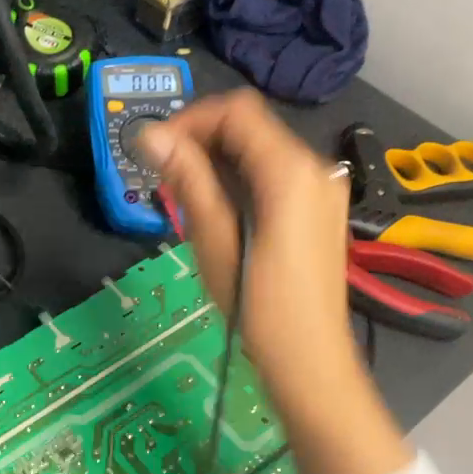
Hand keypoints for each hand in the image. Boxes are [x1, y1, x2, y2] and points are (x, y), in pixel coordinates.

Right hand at [137, 90, 411, 473]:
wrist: (310, 361)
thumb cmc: (258, 304)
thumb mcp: (215, 239)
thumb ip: (188, 179)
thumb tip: (150, 135)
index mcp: (292, 171)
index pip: (236, 112)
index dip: (190, 121)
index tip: (155, 150)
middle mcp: (315, 169)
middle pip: (249, 127)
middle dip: (200, 140)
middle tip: (161, 175)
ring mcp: (322, 190)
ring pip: (259, 150)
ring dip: (216, 160)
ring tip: (180, 194)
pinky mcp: (318, 211)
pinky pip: (273, 175)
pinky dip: (238, 178)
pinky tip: (214, 209)